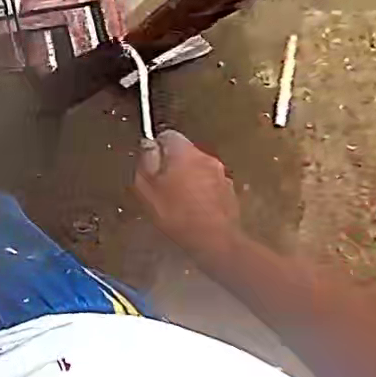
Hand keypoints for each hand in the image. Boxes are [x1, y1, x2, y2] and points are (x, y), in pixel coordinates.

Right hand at [133, 129, 243, 259]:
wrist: (214, 241)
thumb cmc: (174, 211)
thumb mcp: (145, 185)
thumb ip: (145, 160)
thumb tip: (148, 146)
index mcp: (185, 153)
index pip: (168, 135)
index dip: (155, 146)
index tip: (148, 162)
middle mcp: (207, 159)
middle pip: (184, 151)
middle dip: (171, 162)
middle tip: (158, 182)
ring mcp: (222, 176)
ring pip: (197, 167)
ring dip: (186, 176)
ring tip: (174, 196)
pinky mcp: (230, 193)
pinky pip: (208, 183)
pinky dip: (199, 189)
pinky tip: (190, 206)